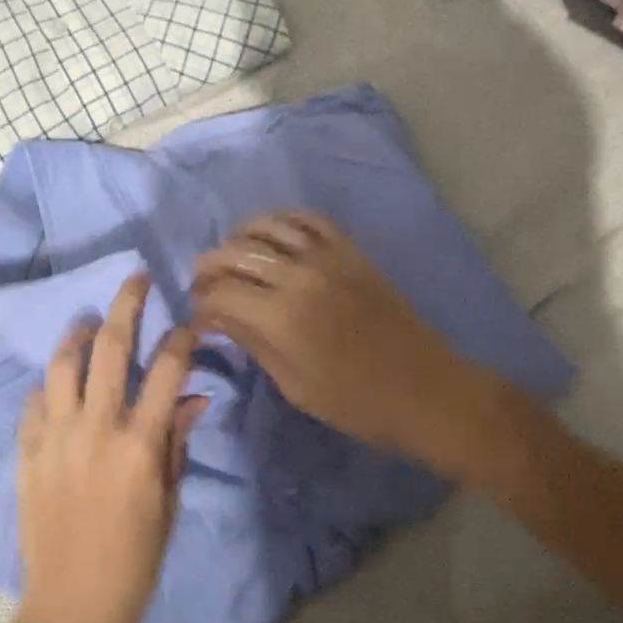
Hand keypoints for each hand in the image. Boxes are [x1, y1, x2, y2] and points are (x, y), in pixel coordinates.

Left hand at [3, 272, 206, 622]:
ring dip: (79, 332)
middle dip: (127, 304)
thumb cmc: (135, 557)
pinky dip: (49, 383)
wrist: (73, 602)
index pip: (165, 369)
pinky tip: (58, 381)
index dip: (180, 337)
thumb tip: (194, 396)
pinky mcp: (27, 451)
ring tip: (89, 319)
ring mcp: (55, 436)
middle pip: (110, 347)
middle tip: (135, 278)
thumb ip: (178, 441)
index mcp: (139, 443)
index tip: (188, 319)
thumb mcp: (169, 501)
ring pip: (63, 363)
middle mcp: (96, 428)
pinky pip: (34, 400)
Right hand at [190, 211, 501, 463]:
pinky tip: (270, 236)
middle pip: (235, 253)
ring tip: (231, 257)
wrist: (424, 390)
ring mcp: (326, 257)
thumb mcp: (294, 386)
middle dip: (209, 268)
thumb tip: (217, 318)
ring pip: (266, 226)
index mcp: (280, 317)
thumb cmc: (356, 403)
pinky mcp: (349, 250)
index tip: (197, 317)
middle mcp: (298, 276)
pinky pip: (307, 219)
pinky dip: (281, 220)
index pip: (220, 293)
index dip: (200, 303)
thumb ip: (252, 342)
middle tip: (202, 286)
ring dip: (238, 238)